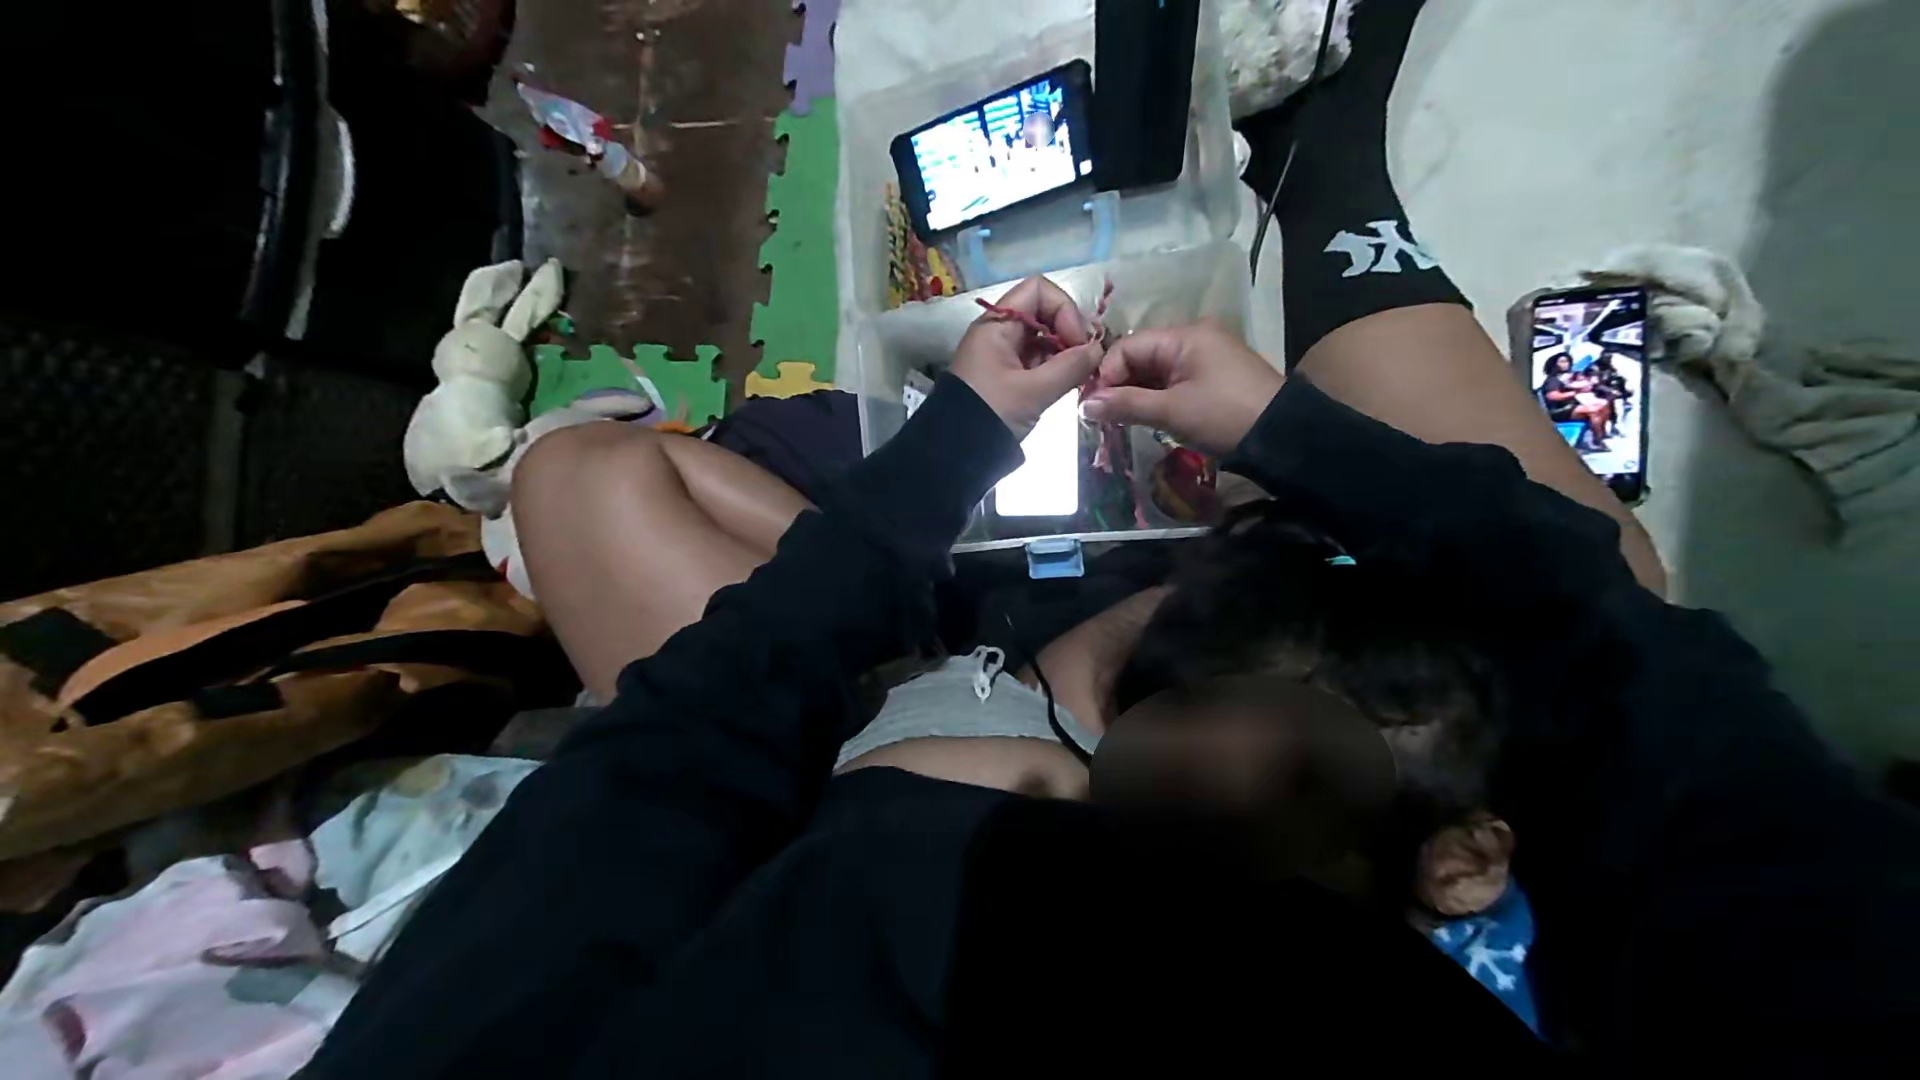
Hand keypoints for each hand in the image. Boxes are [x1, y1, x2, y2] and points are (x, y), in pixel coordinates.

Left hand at [950, 276, 1103, 437]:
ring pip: (1042, 341)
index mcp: (996, 325)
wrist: (955, 453)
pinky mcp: (1005, 378)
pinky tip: (1067, 386)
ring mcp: (1001, 356)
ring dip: (1064, 354)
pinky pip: (1035, 362)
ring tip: (1080, 377)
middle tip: (1086, 362)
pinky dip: (1054, 370)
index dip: (1064, 309)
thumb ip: (1070, 367)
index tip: (1077, 341)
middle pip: (1043, 314)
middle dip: (1069, 334)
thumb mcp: (1033, 392)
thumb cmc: (991, 414)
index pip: (1038, 290)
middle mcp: (997, 333)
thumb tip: (1097, 351)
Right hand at [1082, 320, 1283, 455]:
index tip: (1094, 406)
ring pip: (1154, 371)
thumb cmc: (1224, 416)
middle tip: (1104, 417)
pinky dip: (1155, 398)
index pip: (1128, 346)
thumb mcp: (1171, 411)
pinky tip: (1145, 417)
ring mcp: (1204, 357)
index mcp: (1184, 335)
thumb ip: (1125, 405)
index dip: (1106, 374)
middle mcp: (1193, 338)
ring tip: (1120, 420)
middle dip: (1119, 386)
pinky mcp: (1211, 376)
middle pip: (1140, 357)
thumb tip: (1084, 405)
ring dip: (1136, 394)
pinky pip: (1172, 381)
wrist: (1284, 436)